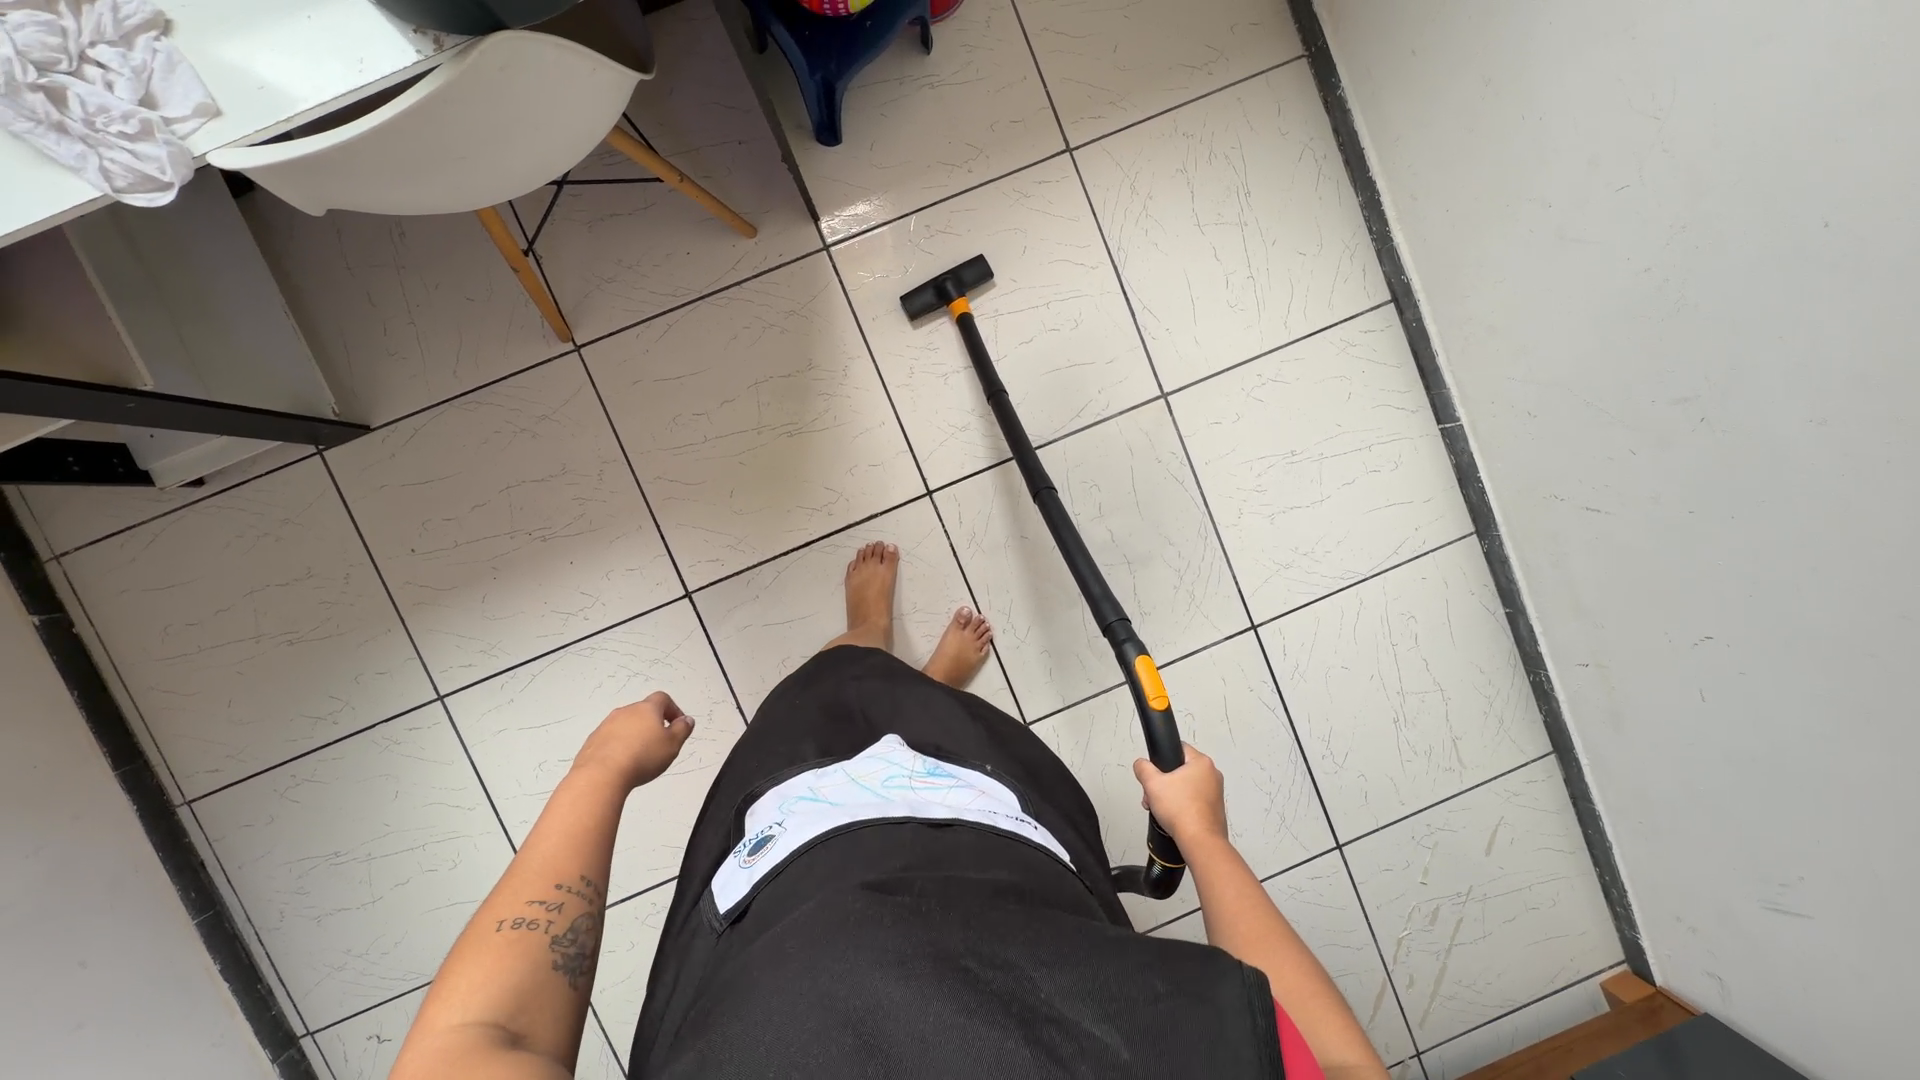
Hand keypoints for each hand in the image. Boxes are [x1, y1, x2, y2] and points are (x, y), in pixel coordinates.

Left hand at [572, 692, 694, 791]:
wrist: (601, 775)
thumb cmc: (641, 757)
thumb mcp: (673, 744)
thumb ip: (683, 729)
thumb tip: (686, 720)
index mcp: (646, 708)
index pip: (663, 699)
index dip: (673, 710)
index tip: (678, 724)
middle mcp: (625, 712)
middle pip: (642, 711)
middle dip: (653, 724)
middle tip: (661, 743)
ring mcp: (606, 726)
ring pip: (625, 725)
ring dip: (634, 736)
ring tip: (641, 756)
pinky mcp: (592, 742)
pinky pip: (610, 740)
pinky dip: (619, 747)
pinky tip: (623, 764)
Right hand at [1133, 742, 1227, 847]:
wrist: (1199, 841)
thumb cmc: (1183, 812)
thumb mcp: (1152, 783)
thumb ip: (1143, 768)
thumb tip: (1141, 764)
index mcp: (1202, 762)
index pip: (1178, 748)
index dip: (1162, 759)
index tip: (1156, 771)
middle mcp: (1213, 775)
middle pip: (1180, 770)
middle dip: (1164, 782)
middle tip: (1155, 793)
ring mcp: (1216, 793)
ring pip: (1186, 786)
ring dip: (1171, 795)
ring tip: (1162, 808)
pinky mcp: (1215, 809)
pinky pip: (1194, 801)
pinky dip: (1182, 806)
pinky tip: (1173, 816)